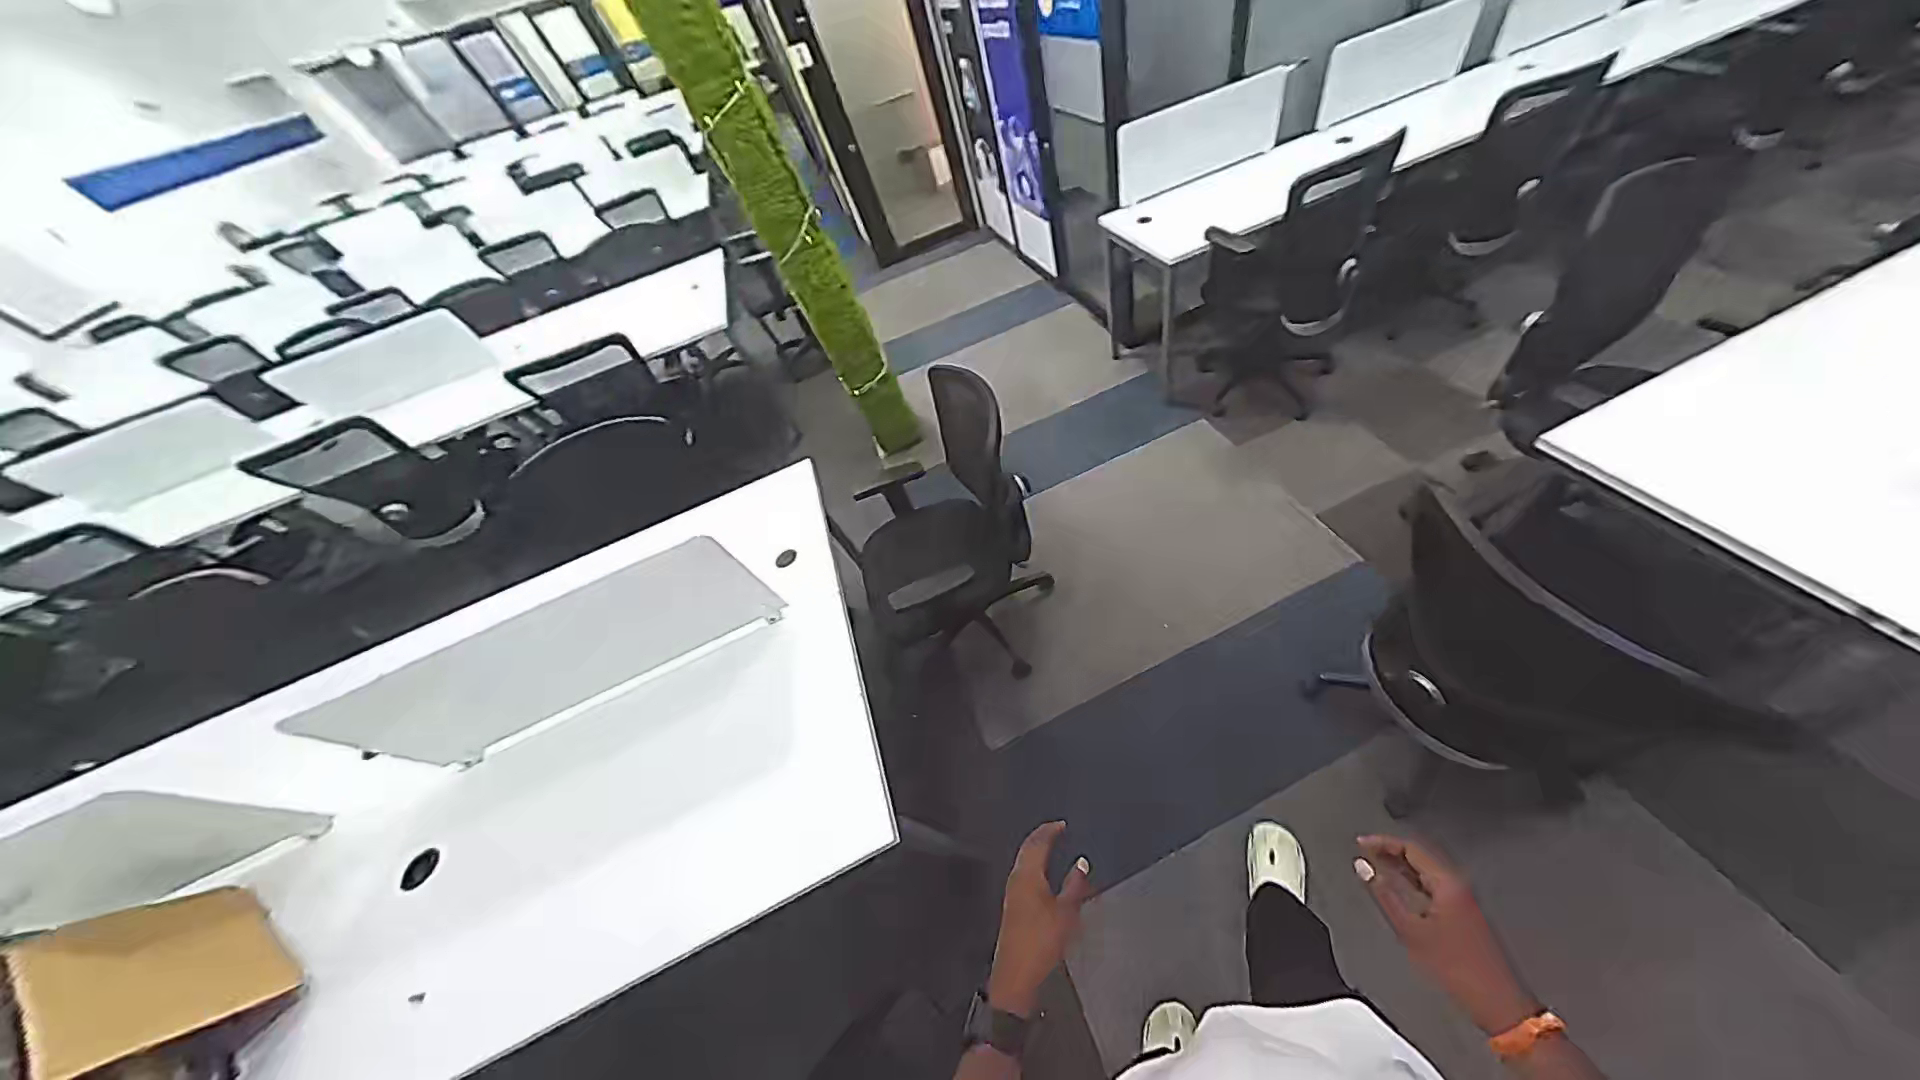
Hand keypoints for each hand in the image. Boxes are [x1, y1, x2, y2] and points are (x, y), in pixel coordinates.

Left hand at [985, 821, 1092, 1017]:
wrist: (1016, 974)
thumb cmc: (1040, 942)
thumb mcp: (1066, 912)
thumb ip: (1075, 885)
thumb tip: (1081, 864)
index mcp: (1027, 874)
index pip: (1037, 842)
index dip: (1050, 830)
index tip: (1060, 824)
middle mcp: (1016, 879)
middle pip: (1027, 848)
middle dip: (1041, 837)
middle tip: (1054, 830)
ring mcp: (1011, 892)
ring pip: (1023, 861)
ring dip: (1036, 851)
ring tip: (1049, 848)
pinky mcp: (1012, 906)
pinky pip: (1022, 874)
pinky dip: (1033, 866)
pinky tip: (1042, 876)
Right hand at [1356, 835, 1538, 1034]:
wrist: (1499, 1005)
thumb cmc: (1458, 969)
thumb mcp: (1410, 929)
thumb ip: (1383, 893)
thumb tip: (1363, 867)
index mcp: (1448, 884)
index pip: (1411, 848)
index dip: (1382, 842)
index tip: (1361, 843)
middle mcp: (1459, 888)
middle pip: (1420, 857)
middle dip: (1390, 851)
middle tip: (1365, 851)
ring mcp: (1465, 902)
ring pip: (1427, 872)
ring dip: (1400, 866)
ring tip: (1376, 866)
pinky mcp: (1466, 915)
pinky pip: (1434, 887)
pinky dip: (1413, 881)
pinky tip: (1400, 889)